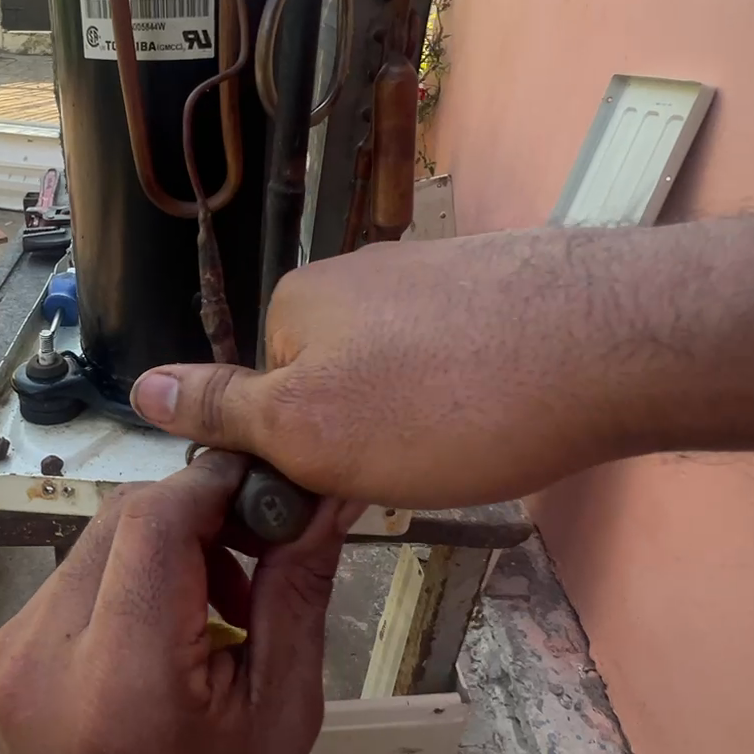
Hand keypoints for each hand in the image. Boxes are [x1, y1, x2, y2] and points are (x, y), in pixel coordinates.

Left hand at [0, 452, 367, 753]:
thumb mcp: (279, 716)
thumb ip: (296, 594)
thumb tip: (321, 505)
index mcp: (122, 677)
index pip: (153, 522)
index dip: (210, 483)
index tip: (257, 482)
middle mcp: (47, 650)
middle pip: (124, 517)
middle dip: (196, 511)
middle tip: (252, 541)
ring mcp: (15, 644)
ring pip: (101, 535)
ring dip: (165, 542)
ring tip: (217, 597)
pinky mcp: (7, 644)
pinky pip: (78, 570)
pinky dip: (130, 571)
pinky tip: (166, 618)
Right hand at [128, 232, 647, 508]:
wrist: (615, 342)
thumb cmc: (441, 401)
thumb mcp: (309, 429)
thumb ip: (221, 409)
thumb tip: (138, 386)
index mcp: (297, 300)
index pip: (265, 390)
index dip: (296, 447)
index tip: (343, 480)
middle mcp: (354, 274)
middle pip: (328, 377)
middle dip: (356, 431)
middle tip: (410, 466)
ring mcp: (426, 273)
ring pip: (391, 370)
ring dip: (412, 416)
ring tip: (465, 441)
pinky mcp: (490, 283)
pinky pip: (448, 351)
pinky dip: (461, 390)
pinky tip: (502, 410)